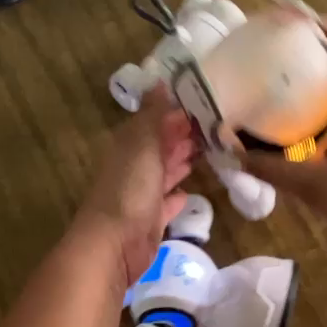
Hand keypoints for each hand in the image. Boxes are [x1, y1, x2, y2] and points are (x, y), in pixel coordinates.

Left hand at [73, 87, 194, 286]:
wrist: (113, 245)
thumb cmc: (129, 190)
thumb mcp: (143, 144)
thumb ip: (153, 115)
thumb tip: (158, 81)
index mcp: (129, 147)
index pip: (152, 123)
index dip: (174, 113)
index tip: (203, 102)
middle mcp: (133, 169)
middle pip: (159, 148)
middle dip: (180, 135)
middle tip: (213, 125)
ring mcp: (140, 197)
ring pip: (163, 174)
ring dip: (180, 162)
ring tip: (207, 151)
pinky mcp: (150, 223)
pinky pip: (165, 206)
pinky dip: (176, 197)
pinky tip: (188, 194)